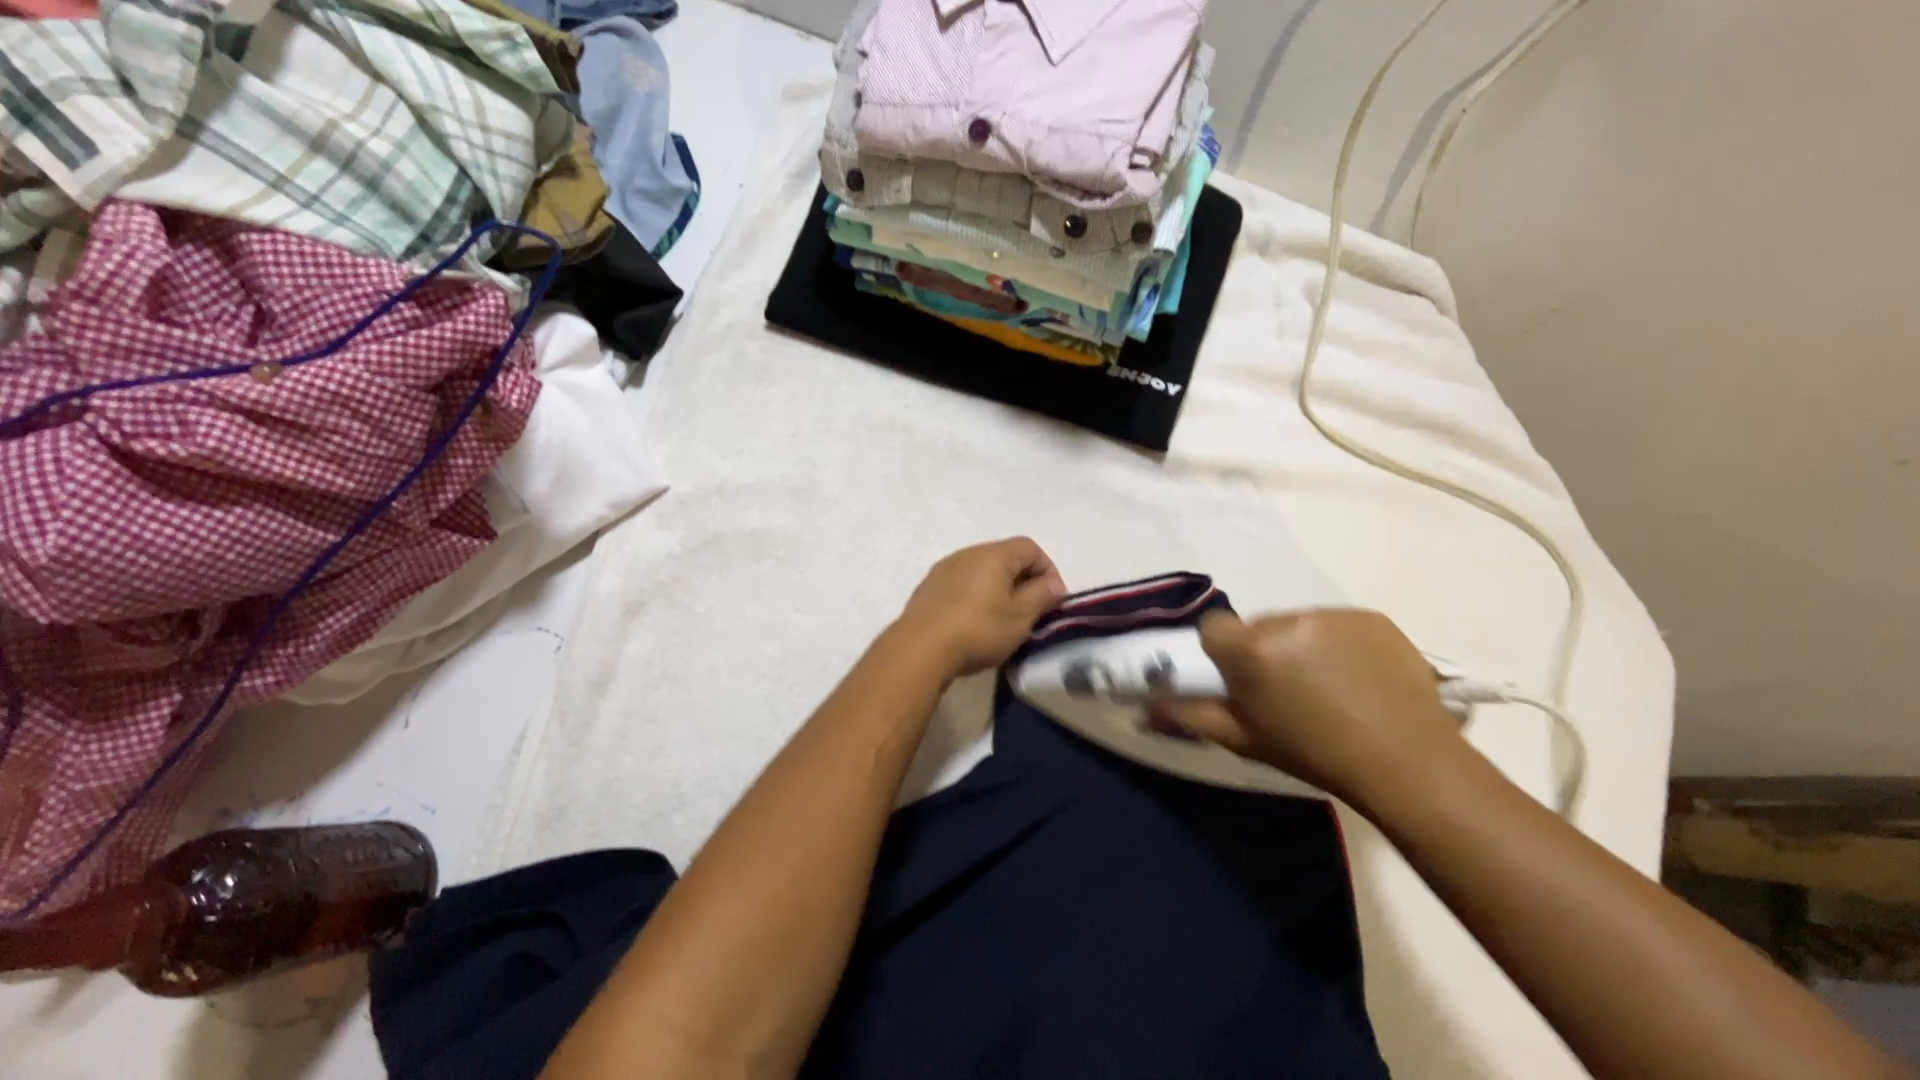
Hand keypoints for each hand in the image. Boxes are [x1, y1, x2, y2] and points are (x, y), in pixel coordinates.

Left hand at [891, 537, 1066, 678]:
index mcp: (993, 555)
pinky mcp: (927, 588)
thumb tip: (1054, 584)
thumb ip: (1042, 596)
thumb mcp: (1020, 618)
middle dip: (1022, 580)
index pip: (1030, 548)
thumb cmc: (978, 631)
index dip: (1048, 570)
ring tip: (1002, 619)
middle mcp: (967, 553)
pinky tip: (973, 623)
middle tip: (1030, 611)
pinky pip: (961, 584)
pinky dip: (974, 596)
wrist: (919, 649)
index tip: (1052, 599)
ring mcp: (943, 569)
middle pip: (1004, 556)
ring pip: (981, 571)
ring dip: (997, 589)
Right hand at [1148, 608, 1466, 806]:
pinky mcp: (1371, 617)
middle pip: (1256, 627)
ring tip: (1327, 688)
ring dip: (1300, 647)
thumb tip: (1143, 708)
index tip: (1241, 685)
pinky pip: (1337, 624)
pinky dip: (1338, 645)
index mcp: (1251, 649)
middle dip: (1262, 652)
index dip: (1222, 657)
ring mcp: (1333, 614)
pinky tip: (1357, 678)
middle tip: (1284, 694)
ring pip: (1297, 624)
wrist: (1406, 760)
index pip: (1214, 630)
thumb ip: (1189, 717)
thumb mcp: (1244, 740)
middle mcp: (1288, 620)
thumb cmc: (1313, 754)